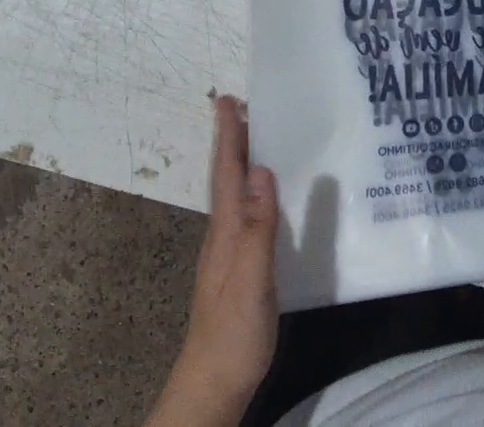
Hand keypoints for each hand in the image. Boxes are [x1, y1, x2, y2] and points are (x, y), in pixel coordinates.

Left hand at [146, 97, 278, 426]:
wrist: (214, 385)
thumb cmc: (233, 333)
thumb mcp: (251, 279)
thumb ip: (258, 226)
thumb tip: (261, 169)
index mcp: (226, 232)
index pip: (226, 173)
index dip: (228, 136)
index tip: (226, 99)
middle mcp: (224, 235)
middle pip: (227, 178)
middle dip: (233, 140)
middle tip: (243, 104)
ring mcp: (230, 253)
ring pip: (236, 194)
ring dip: (242, 161)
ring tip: (257, 136)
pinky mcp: (242, 268)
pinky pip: (248, 214)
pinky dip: (255, 190)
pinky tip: (270, 195)